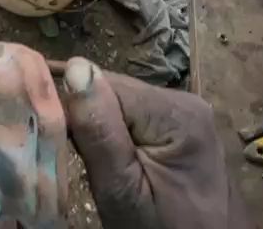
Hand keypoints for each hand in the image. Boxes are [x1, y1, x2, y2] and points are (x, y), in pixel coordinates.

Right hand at [58, 58, 250, 228]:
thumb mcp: (124, 195)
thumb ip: (100, 131)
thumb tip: (75, 67)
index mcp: (177, 113)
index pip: (101, 84)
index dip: (81, 115)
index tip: (83, 154)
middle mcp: (186, 99)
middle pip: (111, 90)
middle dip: (94, 123)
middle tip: (100, 169)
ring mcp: (187, 112)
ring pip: (118, 102)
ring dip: (105, 131)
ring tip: (116, 172)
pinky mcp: (184, 126)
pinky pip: (133, 115)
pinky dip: (121, 137)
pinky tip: (131, 167)